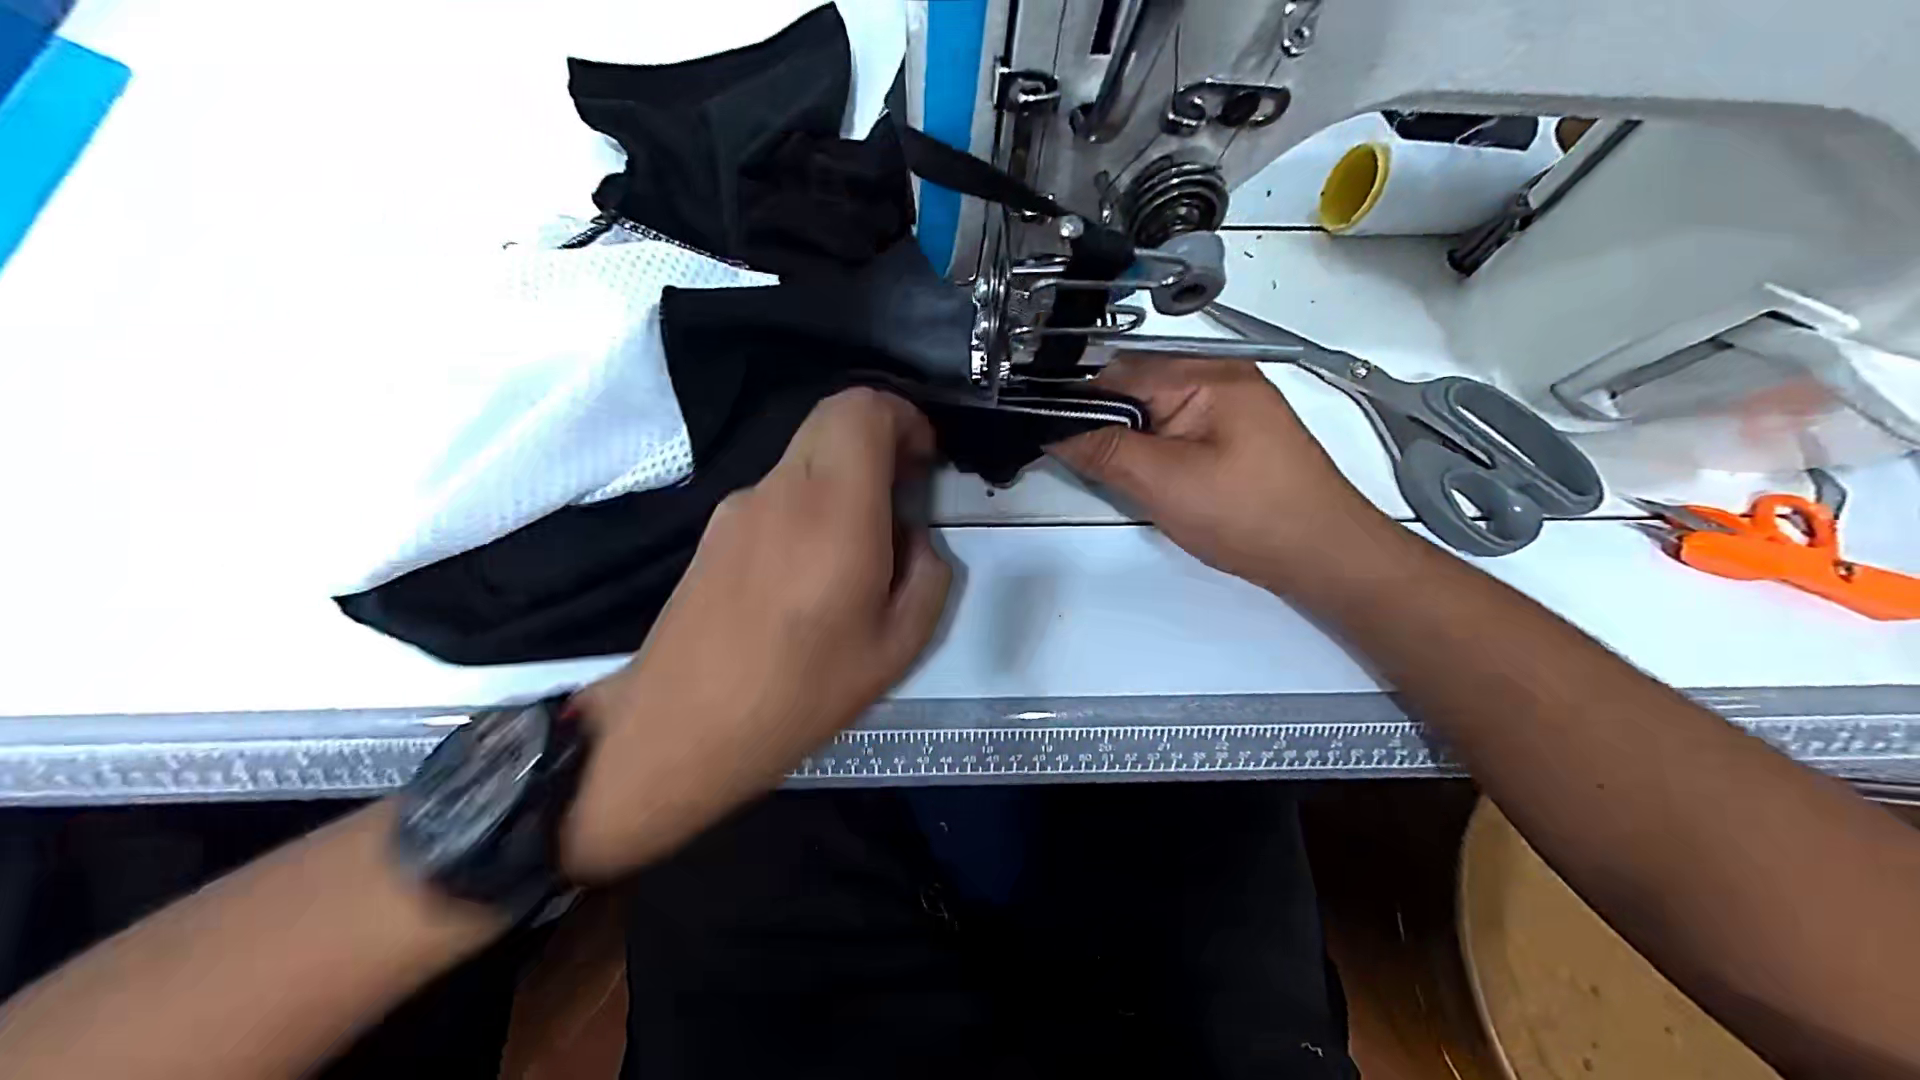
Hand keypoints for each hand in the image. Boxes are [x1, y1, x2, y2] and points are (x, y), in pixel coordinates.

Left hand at [561, 389, 952, 880]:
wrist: (681, 728)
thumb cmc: (801, 690)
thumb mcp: (898, 646)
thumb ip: (928, 575)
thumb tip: (912, 540)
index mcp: (834, 508)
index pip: (863, 408)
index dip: (904, 419)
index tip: (923, 464)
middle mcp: (781, 489)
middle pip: (833, 419)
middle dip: (880, 442)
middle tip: (901, 499)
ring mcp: (739, 506)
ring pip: (805, 457)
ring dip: (844, 480)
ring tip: (857, 554)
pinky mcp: (714, 530)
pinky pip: (778, 493)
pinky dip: (810, 505)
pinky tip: (808, 575)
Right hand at [1048, 356, 1391, 589]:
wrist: (1323, 554)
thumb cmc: (1262, 517)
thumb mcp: (1165, 484)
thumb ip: (1105, 451)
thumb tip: (1059, 433)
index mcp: (1207, 375)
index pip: (1116, 372)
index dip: (1078, 404)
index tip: (1054, 436)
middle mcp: (1220, 378)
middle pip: (1134, 388)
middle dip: (1107, 427)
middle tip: (1097, 468)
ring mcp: (1229, 404)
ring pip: (1152, 411)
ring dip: (1131, 442)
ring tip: (1135, 480)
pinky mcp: (1231, 431)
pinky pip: (1175, 428)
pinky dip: (1155, 451)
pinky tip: (1159, 480)